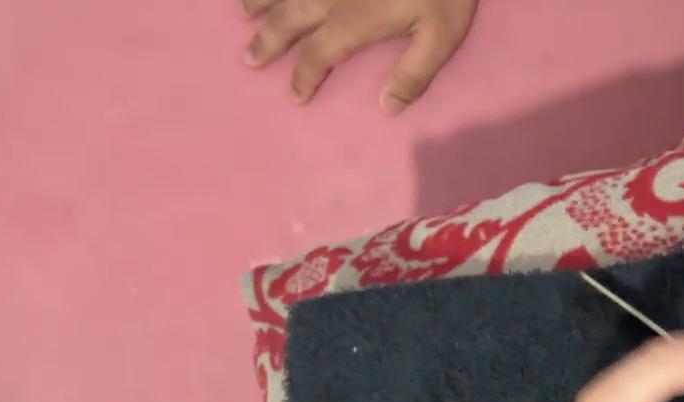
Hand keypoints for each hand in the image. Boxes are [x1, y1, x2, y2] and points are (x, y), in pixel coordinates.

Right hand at [242, 0, 479, 113]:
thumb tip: (387, 108)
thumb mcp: (439, 39)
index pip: (318, 55)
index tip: (295, 96)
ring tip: (244, 12)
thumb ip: (413, 75)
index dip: (304, 77)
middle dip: (267, 41)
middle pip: (287, 18)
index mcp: (354, 21)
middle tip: (250, 59)